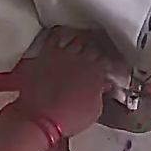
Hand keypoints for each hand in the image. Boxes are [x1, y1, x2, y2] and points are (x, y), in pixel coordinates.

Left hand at [10, 28, 124, 136]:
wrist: (41, 117)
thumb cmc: (71, 118)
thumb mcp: (95, 110)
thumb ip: (100, 94)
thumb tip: (103, 87)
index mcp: (97, 72)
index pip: (108, 61)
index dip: (110, 63)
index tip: (110, 66)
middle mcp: (82, 59)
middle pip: (94, 47)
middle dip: (97, 49)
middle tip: (97, 52)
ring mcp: (64, 54)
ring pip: (77, 39)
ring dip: (81, 40)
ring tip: (83, 40)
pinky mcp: (47, 54)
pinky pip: (54, 37)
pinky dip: (59, 34)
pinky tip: (61, 32)